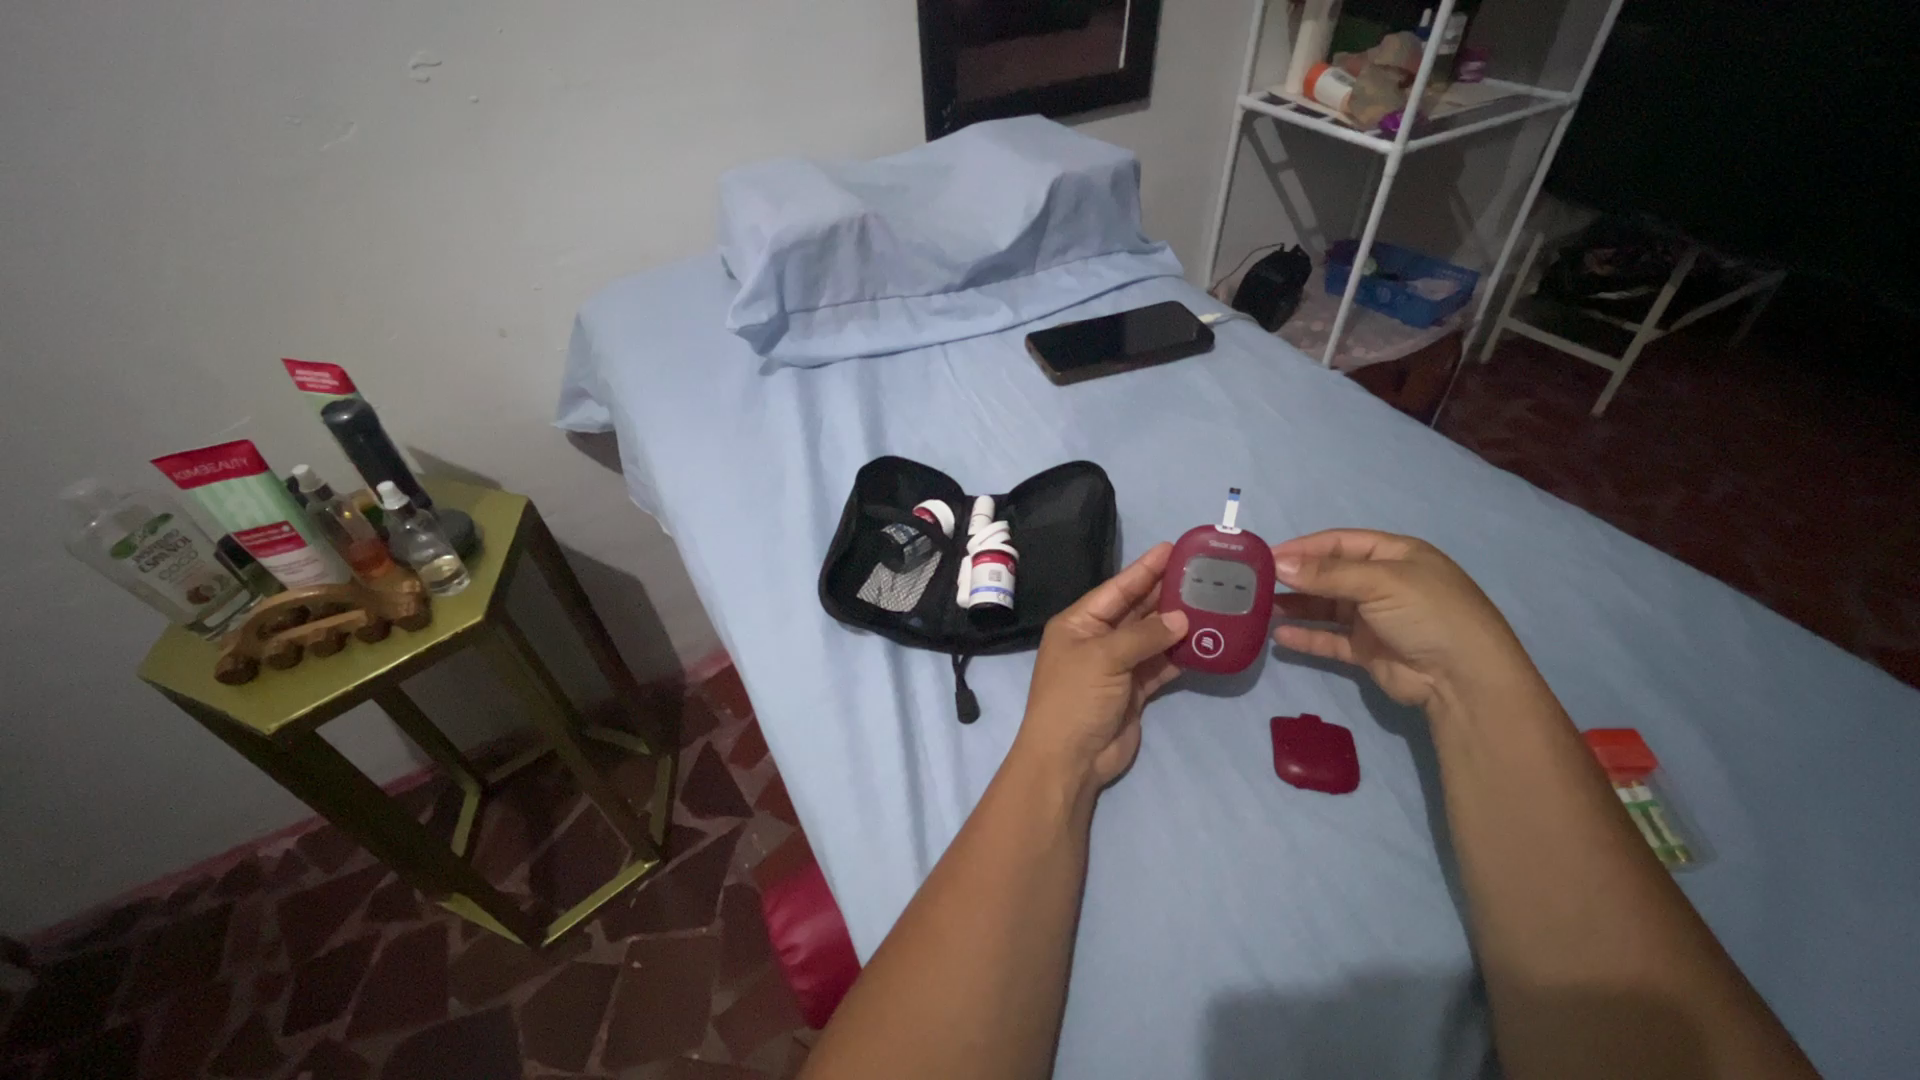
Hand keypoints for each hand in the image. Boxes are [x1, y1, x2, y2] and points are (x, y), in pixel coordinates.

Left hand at [1015, 543, 1188, 791]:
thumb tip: (1181, 618)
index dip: (1144, 569)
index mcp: (1079, 623)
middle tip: (1202, 575)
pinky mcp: (1134, 691)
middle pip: (1136, 610)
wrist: (1070, 758)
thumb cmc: (1076, 698)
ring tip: (1212, 604)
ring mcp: (1116, 666)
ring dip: (1178, 625)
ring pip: (1152, 638)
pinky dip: (1180, 655)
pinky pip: (1160, 665)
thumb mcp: (1104, 658)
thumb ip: (1144, 635)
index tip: (1172, 549)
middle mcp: (1097, 640)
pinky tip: (1205, 642)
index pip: (1117, 589)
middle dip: (1166, 594)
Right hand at [1270, 530, 1534, 709]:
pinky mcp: (1368, 650)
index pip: (1340, 543)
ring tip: (1261, 608)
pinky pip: (1330, 639)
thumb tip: (1278, 565)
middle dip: (1295, 577)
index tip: (1266, 556)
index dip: (1303, 548)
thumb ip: (1326, 574)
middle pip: (1329, 574)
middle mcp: (1384, 583)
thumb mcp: (1380, 582)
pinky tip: (1280, 637)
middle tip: (1255, 582)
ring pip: (1326, 607)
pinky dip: (1306, 637)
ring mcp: (1375, 618)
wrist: (1464, 679)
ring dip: (1296, 606)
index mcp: (1395, 555)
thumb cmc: (1429, 614)